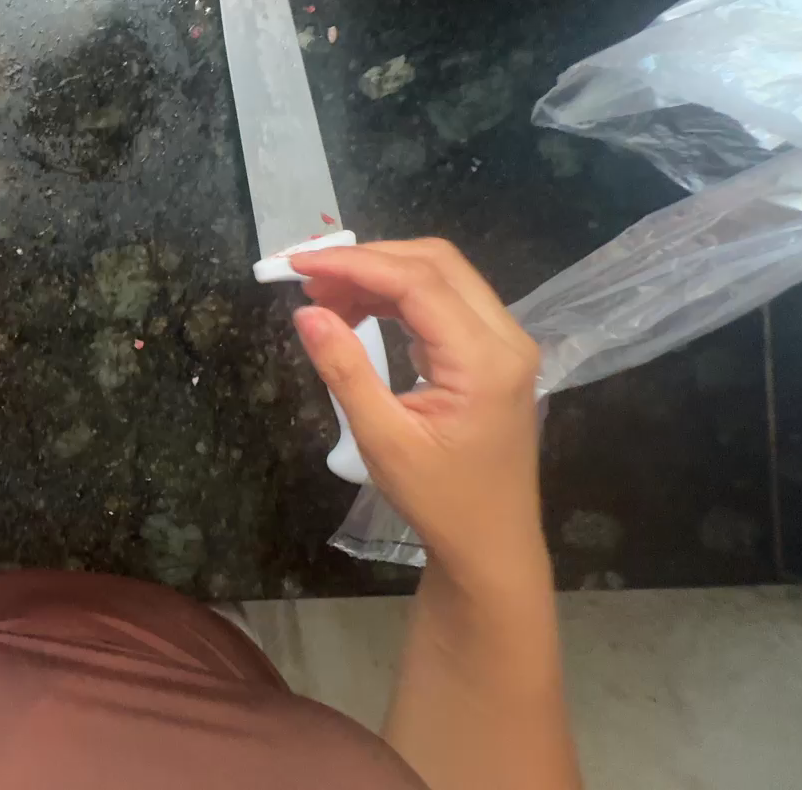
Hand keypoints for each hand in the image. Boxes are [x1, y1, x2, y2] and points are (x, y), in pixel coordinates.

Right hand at [290, 239, 544, 576]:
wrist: (489, 542)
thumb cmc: (438, 496)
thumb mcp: (381, 437)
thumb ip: (344, 368)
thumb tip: (305, 312)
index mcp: (484, 359)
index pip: (416, 283)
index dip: (352, 264)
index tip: (297, 265)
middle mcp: (503, 338)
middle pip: (434, 263)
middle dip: (364, 259)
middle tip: (306, 277)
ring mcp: (499, 343)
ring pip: (437, 276)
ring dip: (375, 275)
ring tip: (321, 297)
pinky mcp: (485, 352)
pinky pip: (438, 301)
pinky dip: (389, 295)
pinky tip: (352, 313)